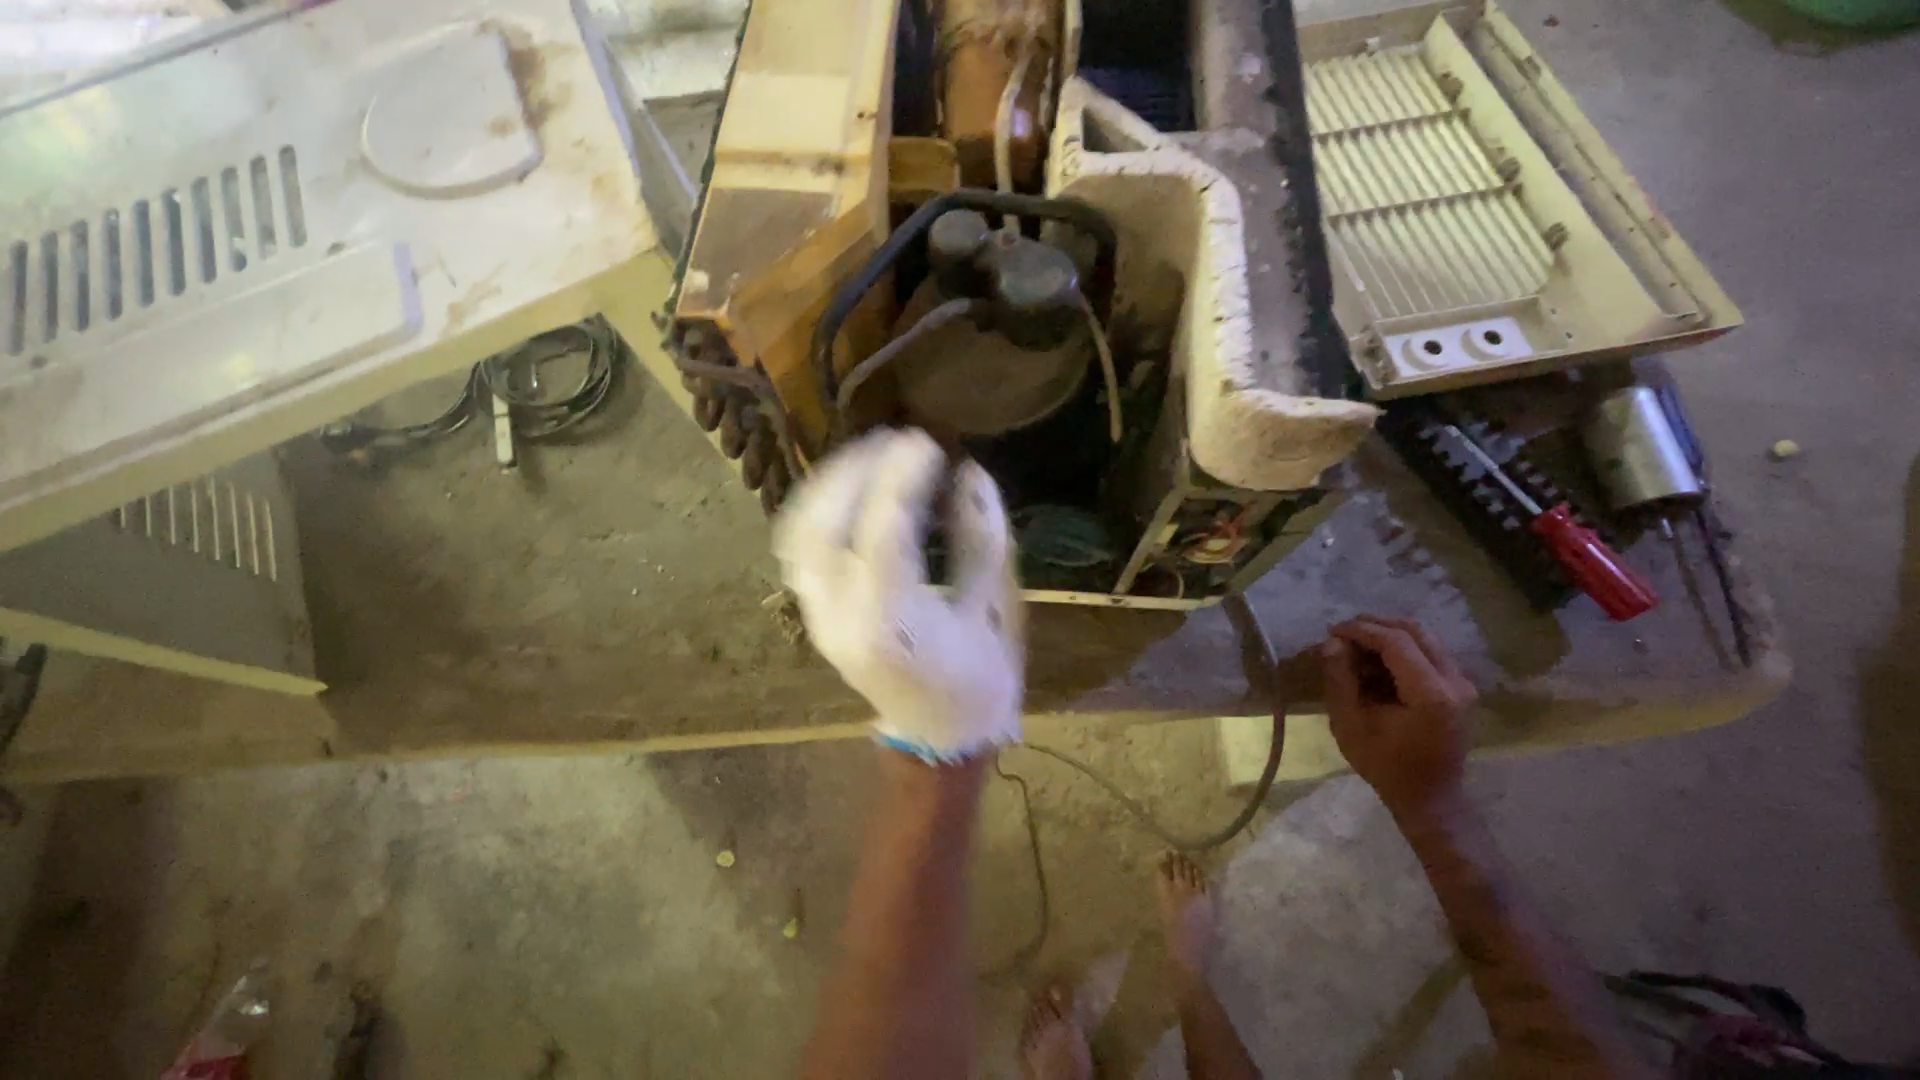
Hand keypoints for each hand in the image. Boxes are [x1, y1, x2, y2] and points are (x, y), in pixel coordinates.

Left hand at [773, 428, 1024, 761]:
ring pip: (799, 534)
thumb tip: (970, 472)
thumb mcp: (996, 607)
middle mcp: (842, 619)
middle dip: (856, 472)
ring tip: (871, 453)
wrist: (940, 732)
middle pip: (823, 527)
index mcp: (895, 625)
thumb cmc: (980, 677)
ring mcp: (818, 617)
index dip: (902, 478)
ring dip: (830, 485)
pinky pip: (799, 550)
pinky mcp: (813, 613)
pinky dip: (817, 509)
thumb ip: (982, 539)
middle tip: (897, 439)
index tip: (928, 441)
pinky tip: (848, 487)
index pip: (884, 533)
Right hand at [1321, 615, 1476, 817]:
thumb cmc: (1386, 766)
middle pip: (1415, 632)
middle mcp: (1455, 682)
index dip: (1361, 630)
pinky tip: (1377, 662)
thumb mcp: (1350, 724)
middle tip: (1343, 632)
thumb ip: (1340, 679)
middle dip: (1375, 626)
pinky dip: (1402, 649)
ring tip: (1356, 647)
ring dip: (1388, 636)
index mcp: (1431, 694)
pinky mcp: (1461, 688)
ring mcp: (1463, 684)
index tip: (1331, 631)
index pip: (1396, 642)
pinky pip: (1430, 653)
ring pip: (1425, 639)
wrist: (1429, 798)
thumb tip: (1333, 642)